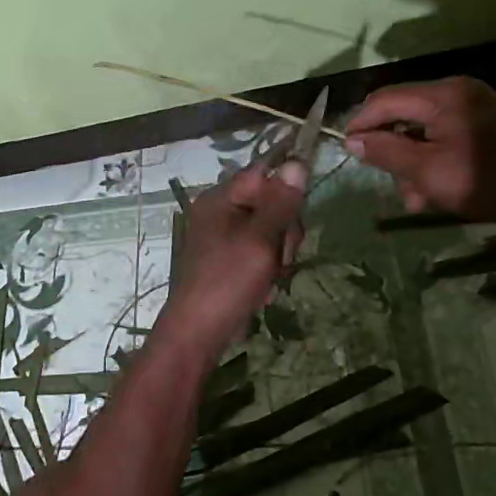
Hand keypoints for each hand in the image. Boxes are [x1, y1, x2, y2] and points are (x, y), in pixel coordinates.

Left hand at [154, 159, 307, 352]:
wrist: (198, 332)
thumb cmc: (227, 281)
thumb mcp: (260, 239)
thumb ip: (280, 202)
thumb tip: (297, 163)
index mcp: (220, 198)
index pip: (264, 174)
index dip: (286, 193)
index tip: (296, 219)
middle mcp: (220, 211)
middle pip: (271, 202)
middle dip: (285, 231)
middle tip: (279, 257)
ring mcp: (223, 235)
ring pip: (271, 230)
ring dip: (279, 254)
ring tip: (270, 277)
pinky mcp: (229, 258)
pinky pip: (261, 250)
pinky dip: (267, 267)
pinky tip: (264, 287)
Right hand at [344, 77, 495, 221]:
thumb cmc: (488, 183)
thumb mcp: (428, 172)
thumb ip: (387, 152)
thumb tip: (354, 140)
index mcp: (444, 94)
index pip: (385, 99)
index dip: (361, 123)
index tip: (347, 151)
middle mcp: (460, 91)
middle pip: (405, 113)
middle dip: (392, 150)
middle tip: (391, 185)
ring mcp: (478, 106)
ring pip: (426, 130)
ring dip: (414, 162)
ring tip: (418, 200)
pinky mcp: (490, 124)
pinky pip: (448, 136)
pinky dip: (435, 160)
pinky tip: (438, 190)